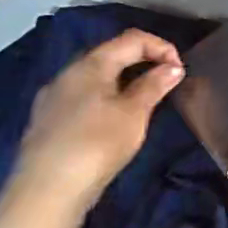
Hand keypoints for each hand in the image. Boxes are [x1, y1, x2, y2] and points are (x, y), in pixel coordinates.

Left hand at [12, 29, 184, 207]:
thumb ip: (154, 86)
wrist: (47, 188)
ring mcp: (54, 96)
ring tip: (143, 103)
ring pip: (94, 76)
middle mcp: (68, 72)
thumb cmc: (97, 144)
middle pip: (110, 54)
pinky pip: (82, 96)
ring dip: (123, 81)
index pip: (131, 38)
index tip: (180, 70)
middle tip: (165, 83)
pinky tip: (111, 121)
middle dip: (142, 61)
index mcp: (91, 64)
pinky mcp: (47, 120)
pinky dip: (105, 97)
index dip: (161, 46)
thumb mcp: (134, 114)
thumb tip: (172, 67)